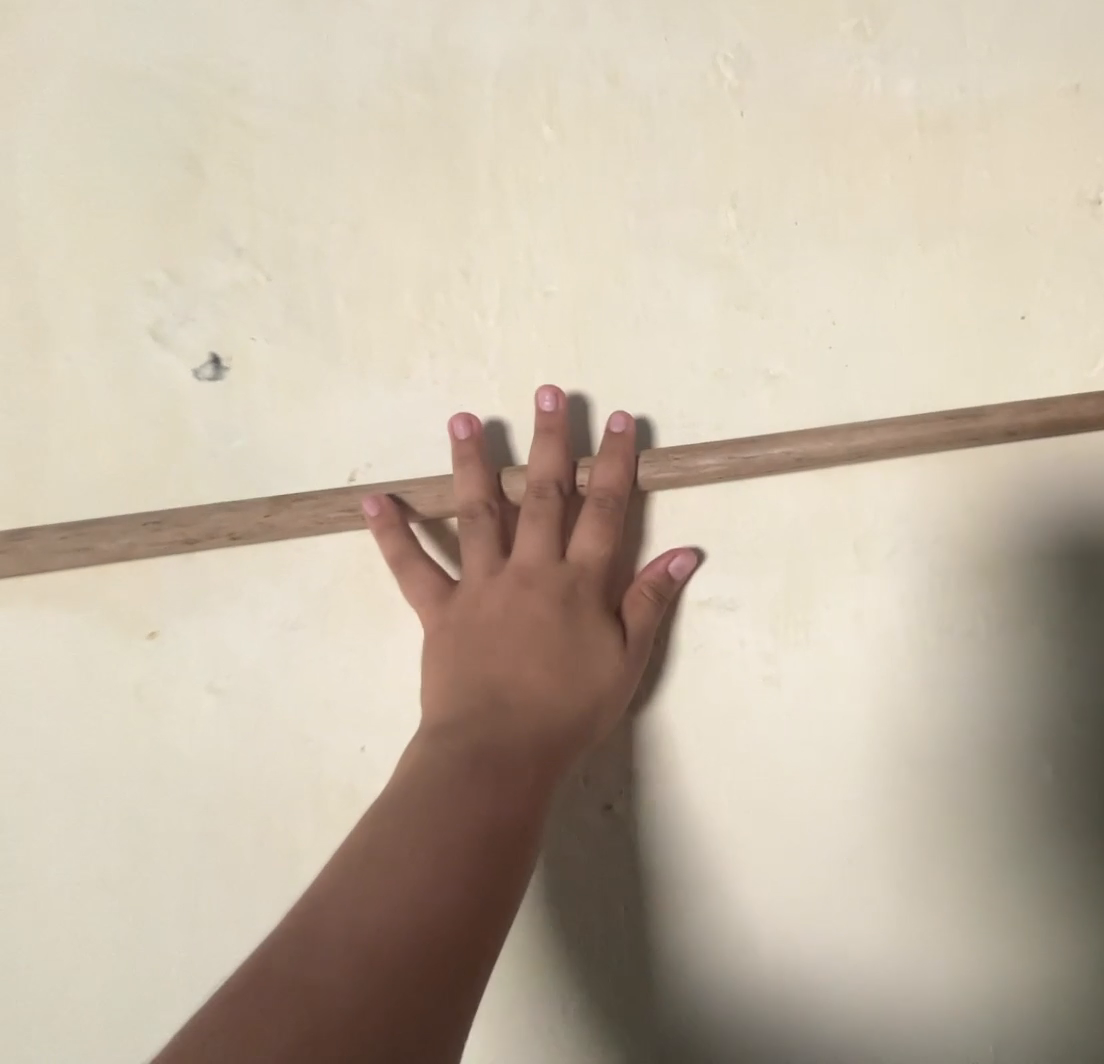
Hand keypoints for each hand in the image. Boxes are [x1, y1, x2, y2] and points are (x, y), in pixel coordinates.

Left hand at [361, 385, 699, 781]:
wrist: (498, 753)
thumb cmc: (573, 708)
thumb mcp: (630, 659)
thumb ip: (651, 601)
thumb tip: (685, 552)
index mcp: (581, 582)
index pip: (605, 510)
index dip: (616, 463)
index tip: (620, 421)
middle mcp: (531, 570)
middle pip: (545, 495)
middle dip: (550, 441)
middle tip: (548, 393)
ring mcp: (480, 587)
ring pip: (478, 515)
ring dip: (475, 465)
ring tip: (465, 419)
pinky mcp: (439, 613)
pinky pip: (413, 569)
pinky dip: (393, 534)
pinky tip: (375, 499)